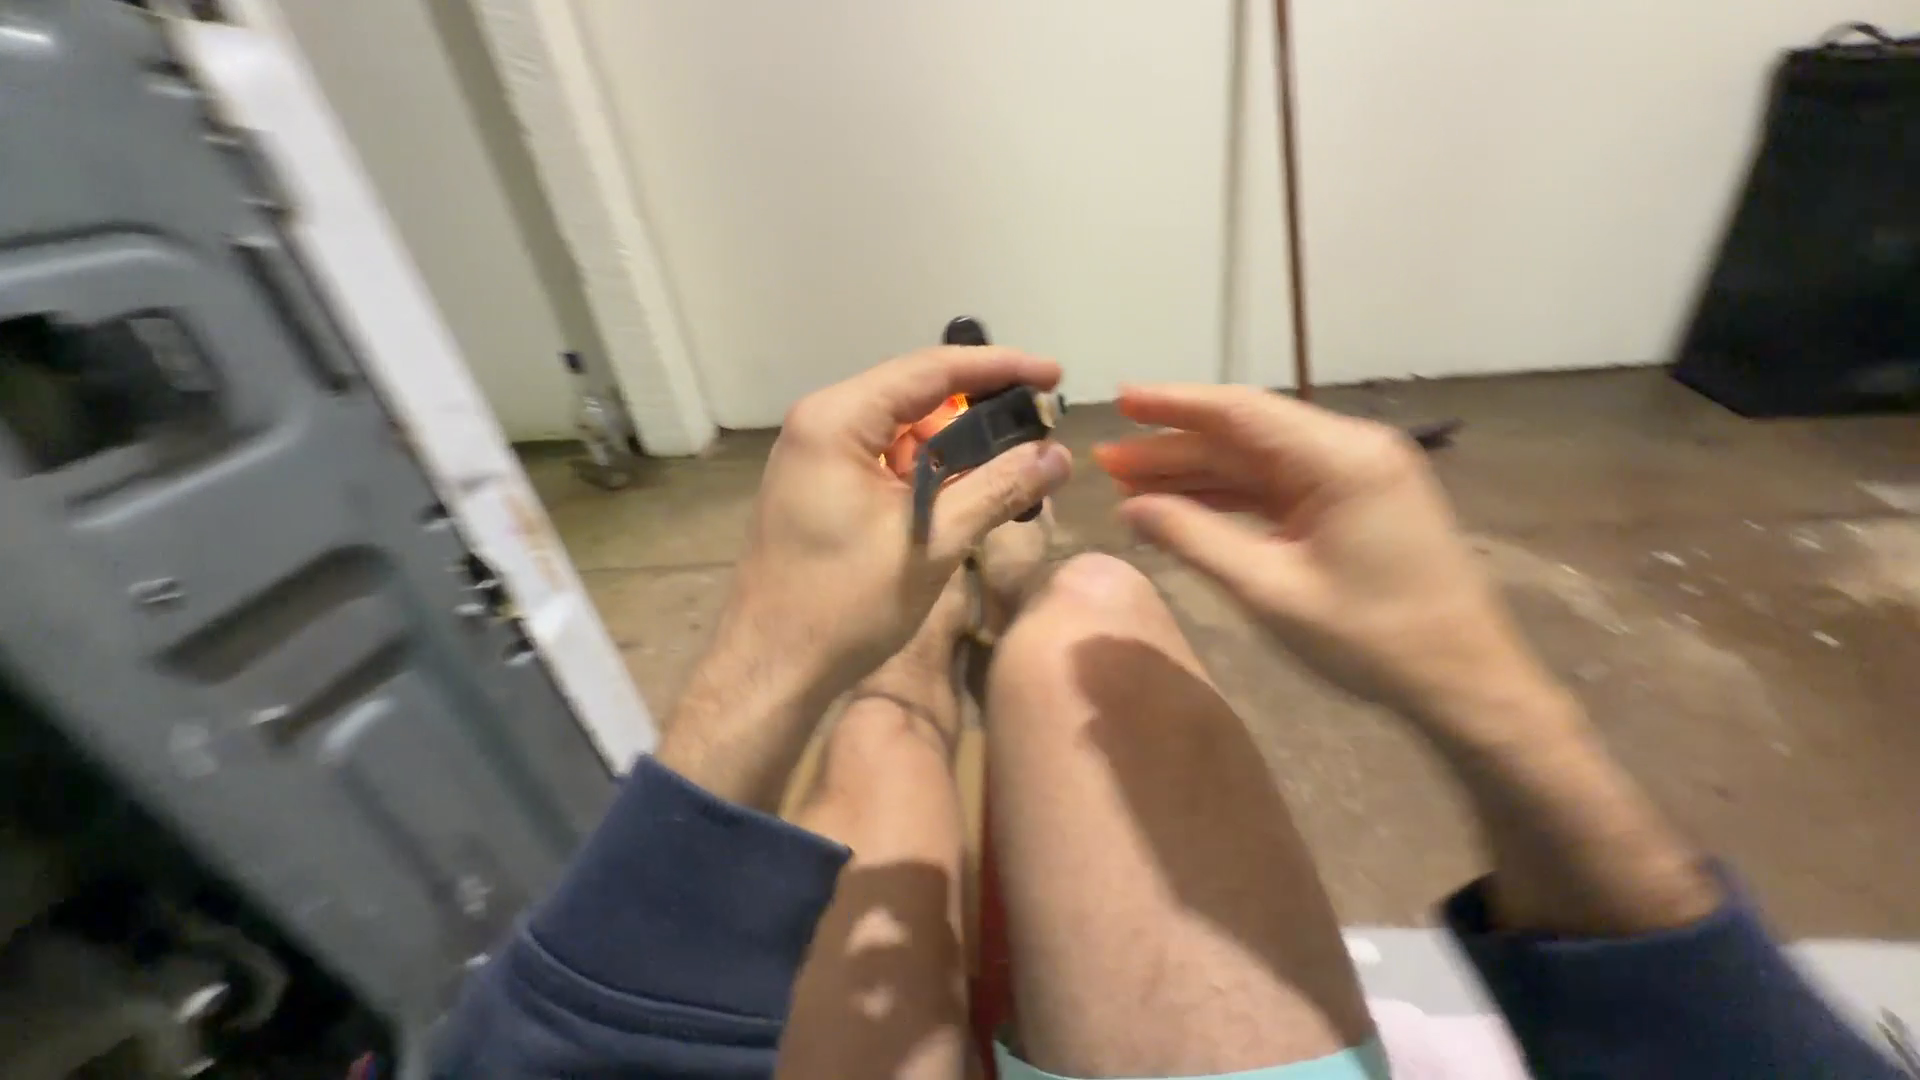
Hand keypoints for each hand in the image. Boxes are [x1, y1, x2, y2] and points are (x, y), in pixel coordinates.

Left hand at [733, 346, 1071, 695]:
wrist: (771, 667)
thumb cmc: (845, 604)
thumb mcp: (933, 542)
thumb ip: (998, 489)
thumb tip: (1058, 454)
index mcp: (837, 420)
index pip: (932, 370)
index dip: (1000, 367)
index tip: (1053, 375)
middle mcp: (820, 423)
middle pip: (915, 396)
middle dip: (979, 413)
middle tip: (1036, 431)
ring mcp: (814, 455)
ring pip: (901, 431)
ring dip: (954, 447)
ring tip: (1008, 468)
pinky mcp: (818, 486)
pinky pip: (883, 460)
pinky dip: (925, 471)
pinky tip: (961, 494)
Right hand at [1097, 384, 1545, 728]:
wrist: (1465, 682)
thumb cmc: (1372, 639)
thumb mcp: (1270, 590)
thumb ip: (1195, 539)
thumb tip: (1130, 508)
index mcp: (1340, 458)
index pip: (1240, 411)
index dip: (1173, 406)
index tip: (1120, 401)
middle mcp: (1349, 450)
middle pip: (1244, 436)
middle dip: (1173, 449)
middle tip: (1107, 463)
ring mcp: (1353, 476)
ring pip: (1256, 462)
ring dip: (1195, 474)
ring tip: (1129, 485)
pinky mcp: (1352, 504)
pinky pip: (1277, 488)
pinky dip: (1228, 497)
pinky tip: (1182, 506)